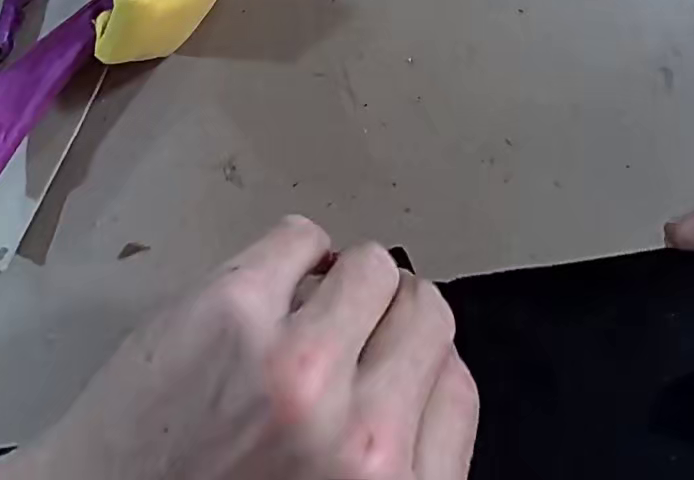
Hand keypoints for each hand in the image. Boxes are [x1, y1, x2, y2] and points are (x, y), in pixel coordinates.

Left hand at [0, 216, 477, 479]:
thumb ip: (396, 458)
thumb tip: (427, 362)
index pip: (458, 386)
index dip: (424, 365)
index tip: (391, 360)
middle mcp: (361, 442)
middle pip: (427, 311)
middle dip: (388, 315)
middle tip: (344, 332)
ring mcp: (297, 367)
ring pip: (375, 263)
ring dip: (343, 279)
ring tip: (302, 310)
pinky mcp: (235, 311)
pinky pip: (304, 235)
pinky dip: (292, 252)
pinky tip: (266, 290)